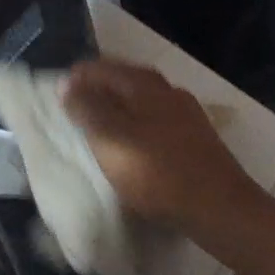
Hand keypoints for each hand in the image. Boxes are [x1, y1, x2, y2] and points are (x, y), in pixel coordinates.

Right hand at [61, 60, 270, 230]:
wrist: (220, 207)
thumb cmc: (158, 172)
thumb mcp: (112, 140)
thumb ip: (87, 110)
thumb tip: (66, 83)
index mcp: (144, 84)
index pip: (101, 66)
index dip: (76, 77)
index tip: (53, 95)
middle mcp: (167, 89)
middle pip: (122, 80)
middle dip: (96, 91)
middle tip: (71, 110)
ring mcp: (184, 113)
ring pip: (140, 100)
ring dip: (116, 109)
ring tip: (95, 129)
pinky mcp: (194, 137)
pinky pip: (154, 120)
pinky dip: (134, 126)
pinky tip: (130, 145)